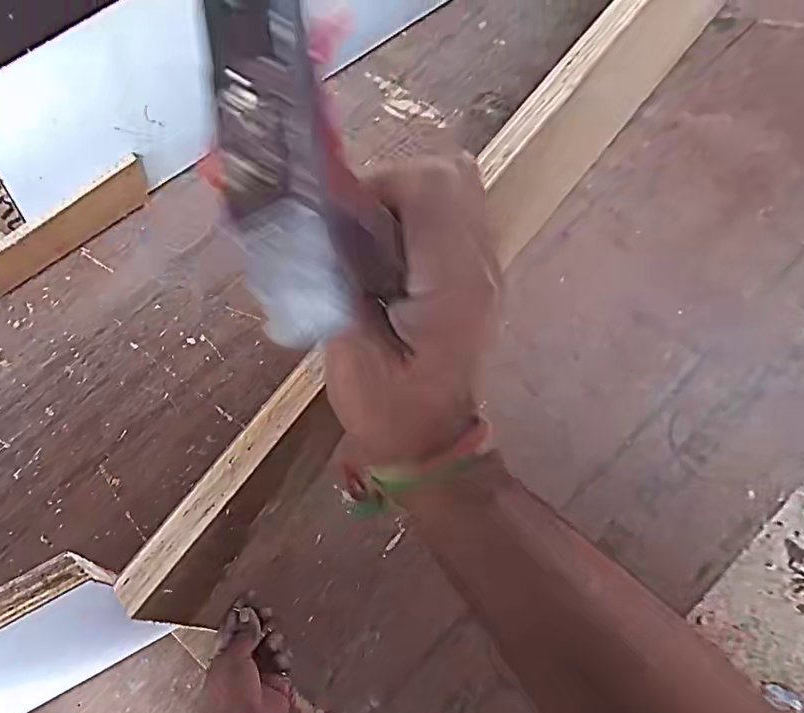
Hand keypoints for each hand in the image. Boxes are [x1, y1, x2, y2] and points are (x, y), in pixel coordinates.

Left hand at [194, 603, 292, 712]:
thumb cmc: (228, 698)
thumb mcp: (232, 660)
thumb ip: (244, 638)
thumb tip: (249, 617)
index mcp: (223, 656)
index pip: (232, 629)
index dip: (241, 613)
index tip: (251, 597)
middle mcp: (241, 665)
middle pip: (253, 637)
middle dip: (261, 624)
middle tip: (269, 613)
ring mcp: (260, 677)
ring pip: (270, 649)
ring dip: (273, 640)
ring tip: (275, 639)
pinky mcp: (278, 689)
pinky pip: (284, 667)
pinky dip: (284, 658)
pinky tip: (283, 656)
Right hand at [324, 157, 501, 466]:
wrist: (431, 448)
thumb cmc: (390, 416)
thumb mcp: (352, 362)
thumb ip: (338, 294)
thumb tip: (319, 240)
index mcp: (452, 285)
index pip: (428, 188)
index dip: (374, 187)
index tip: (334, 224)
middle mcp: (480, 265)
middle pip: (450, 174)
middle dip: (389, 188)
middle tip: (349, 230)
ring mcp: (484, 268)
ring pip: (453, 191)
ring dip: (400, 203)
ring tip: (363, 245)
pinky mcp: (473, 276)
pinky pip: (449, 219)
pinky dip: (410, 222)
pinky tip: (381, 261)